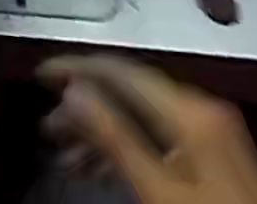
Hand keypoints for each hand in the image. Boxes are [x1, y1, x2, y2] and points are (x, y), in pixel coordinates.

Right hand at [40, 55, 256, 203]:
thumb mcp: (156, 189)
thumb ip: (115, 138)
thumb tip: (74, 92)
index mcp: (189, 108)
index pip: (121, 69)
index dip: (77, 68)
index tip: (44, 73)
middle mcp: (200, 107)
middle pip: (130, 90)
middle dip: (86, 104)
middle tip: (50, 125)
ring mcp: (209, 129)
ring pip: (142, 114)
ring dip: (103, 129)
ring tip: (68, 154)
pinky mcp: (212, 152)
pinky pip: (159, 134)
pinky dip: (128, 144)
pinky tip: (104, 166)